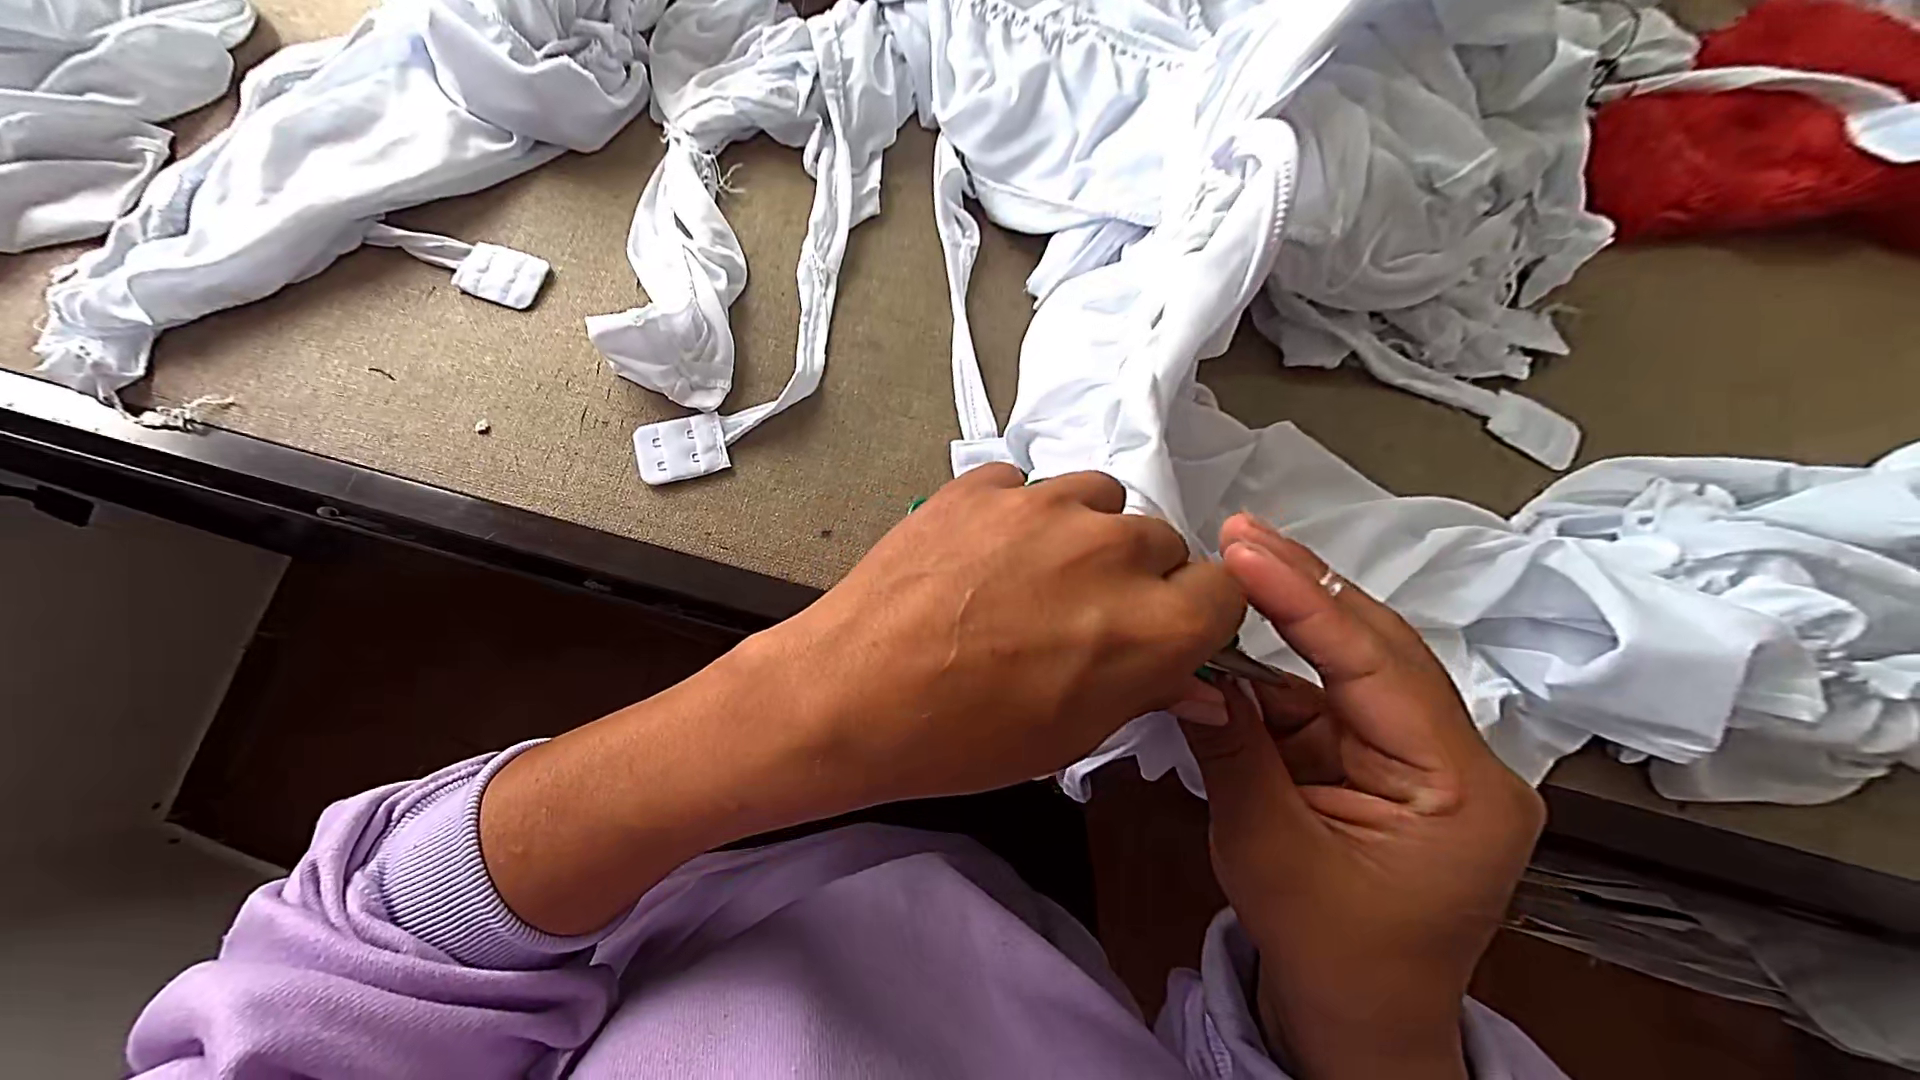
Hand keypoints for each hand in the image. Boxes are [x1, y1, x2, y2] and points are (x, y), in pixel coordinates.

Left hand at [748, 464, 1245, 803]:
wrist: (848, 695)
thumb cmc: (960, 737)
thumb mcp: (1069, 735)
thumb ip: (1144, 689)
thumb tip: (1193, 679)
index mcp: (1149, 624)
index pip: (1225, 590)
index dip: (1196, 611)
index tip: (1167, 622)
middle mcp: (1110, 550)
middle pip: (1162, 541)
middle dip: (1138, 575)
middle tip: (1082, 608)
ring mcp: (1042, 506)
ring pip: (1100, 500)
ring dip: (1083, 533)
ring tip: (1033, 572)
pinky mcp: (982, 485)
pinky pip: (1028, 487)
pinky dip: (1019, 515)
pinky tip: (983, 553)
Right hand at [1182, 514, 1543, 1079]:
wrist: (1354, 1016)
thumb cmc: (1326, 951)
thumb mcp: (1266, 849)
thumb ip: (1234, 750)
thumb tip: (1194, 676)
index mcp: (1461, 789)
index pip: (1376, 668)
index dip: (1305, 601)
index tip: (1246, 549)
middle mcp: (1454, 755)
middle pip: (1375, 647)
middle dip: (1303, 587)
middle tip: (1241, 534)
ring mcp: (1416, 752)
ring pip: (1346, 662)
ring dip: (1283, 622)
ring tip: (1231, 572)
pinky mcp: (1377, 754)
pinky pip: (1319, 695)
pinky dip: (1269, 672)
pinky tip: (1228, 649)